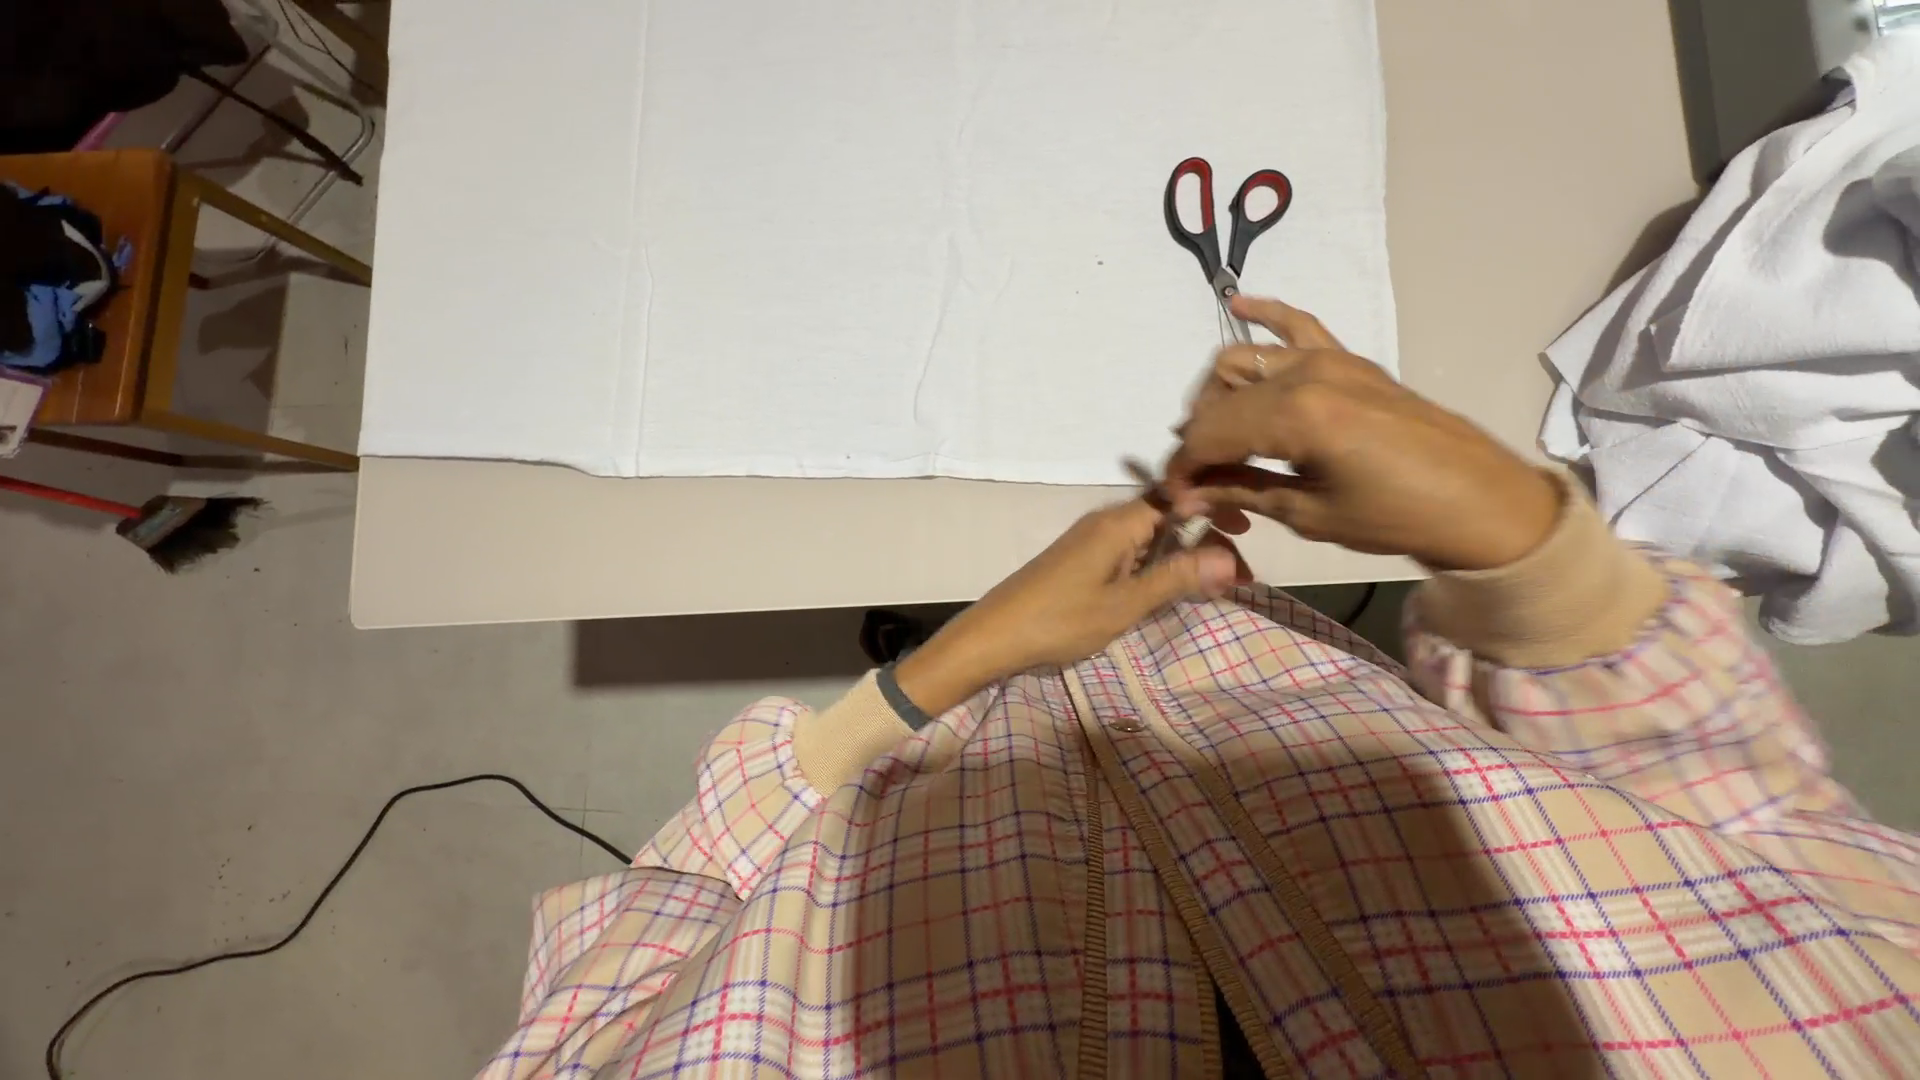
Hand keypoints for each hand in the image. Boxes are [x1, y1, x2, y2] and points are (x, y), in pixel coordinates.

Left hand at [894, 502, 1244, 714]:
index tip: (1247, 528)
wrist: (995, 636)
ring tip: (1214, 585)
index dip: (1215, 506)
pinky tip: (1170, 587)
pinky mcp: (1080, 559)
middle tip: (1237, 577)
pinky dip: (1157, 564)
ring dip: (1183, 554)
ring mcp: (1090, 539)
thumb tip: (1231, 557)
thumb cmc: (1060, 620)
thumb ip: (1176, 578)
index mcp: (1118, 523)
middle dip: (1205, 538)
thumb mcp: (1124, 604)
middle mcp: (1105, 521)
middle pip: (1167, 514)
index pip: (1178, 495)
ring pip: (1150, 534)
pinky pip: (1130, 550)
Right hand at [1166, 296, 1559, 571]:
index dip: (1184, 469)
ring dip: (1217, 398)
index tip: (1178, 498)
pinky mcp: (1348, 359)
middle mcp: (1305, 374)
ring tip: (1221, 438)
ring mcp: (1328, 359)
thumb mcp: (1308, 513)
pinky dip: (1266, 313)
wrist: (1479, 501)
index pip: (1209, 435)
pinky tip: (1237, 304)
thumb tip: (1187, 498)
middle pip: (1218, 400)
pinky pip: (1297, 324)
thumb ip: (1240, 493)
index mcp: (1295, 416)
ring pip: (1241, 362)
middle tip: (1203, 484)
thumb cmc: (1395, 517)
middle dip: (1197, 443)